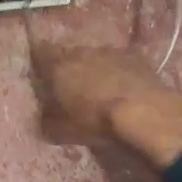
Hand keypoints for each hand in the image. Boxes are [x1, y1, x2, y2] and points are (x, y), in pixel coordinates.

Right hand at [29, 42, 181, 168]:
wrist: (141, 112)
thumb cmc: (93, 121)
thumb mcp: (59, 131)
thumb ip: (46, 119)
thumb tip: (45, 114)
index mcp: (58, 66)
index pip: (40, 53)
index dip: (40, 62)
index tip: (43, 74)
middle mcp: (81, 52)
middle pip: (71, 55)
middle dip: (71, 68)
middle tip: (73, 88)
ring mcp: (110, 51)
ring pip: (97, 57)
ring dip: (97, 69)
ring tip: (102, 90)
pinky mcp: (136, 57)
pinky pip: (121, 62)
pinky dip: (119, 73)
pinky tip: (124, 90)